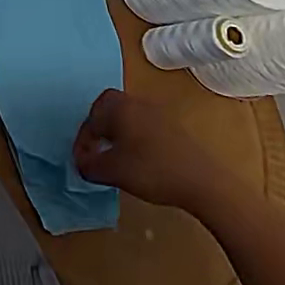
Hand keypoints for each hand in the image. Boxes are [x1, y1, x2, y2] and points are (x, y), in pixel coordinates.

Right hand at [72, 88, 242, 213]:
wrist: (203, 181)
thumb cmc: (151, 170)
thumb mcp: (112, 171)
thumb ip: (88, 165)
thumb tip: (81, 162)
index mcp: (117, 107)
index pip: (90, 120)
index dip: (83, 143)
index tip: (83, 163)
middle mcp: (135, 102)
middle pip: (107, 109)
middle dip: (98, 129)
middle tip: (96, 152)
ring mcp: (156, 112)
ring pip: (126, 116)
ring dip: (116, 133)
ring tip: (115, 157)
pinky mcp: (172, 126)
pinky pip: (143, 125)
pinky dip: (134, 137)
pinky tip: (139, 159)